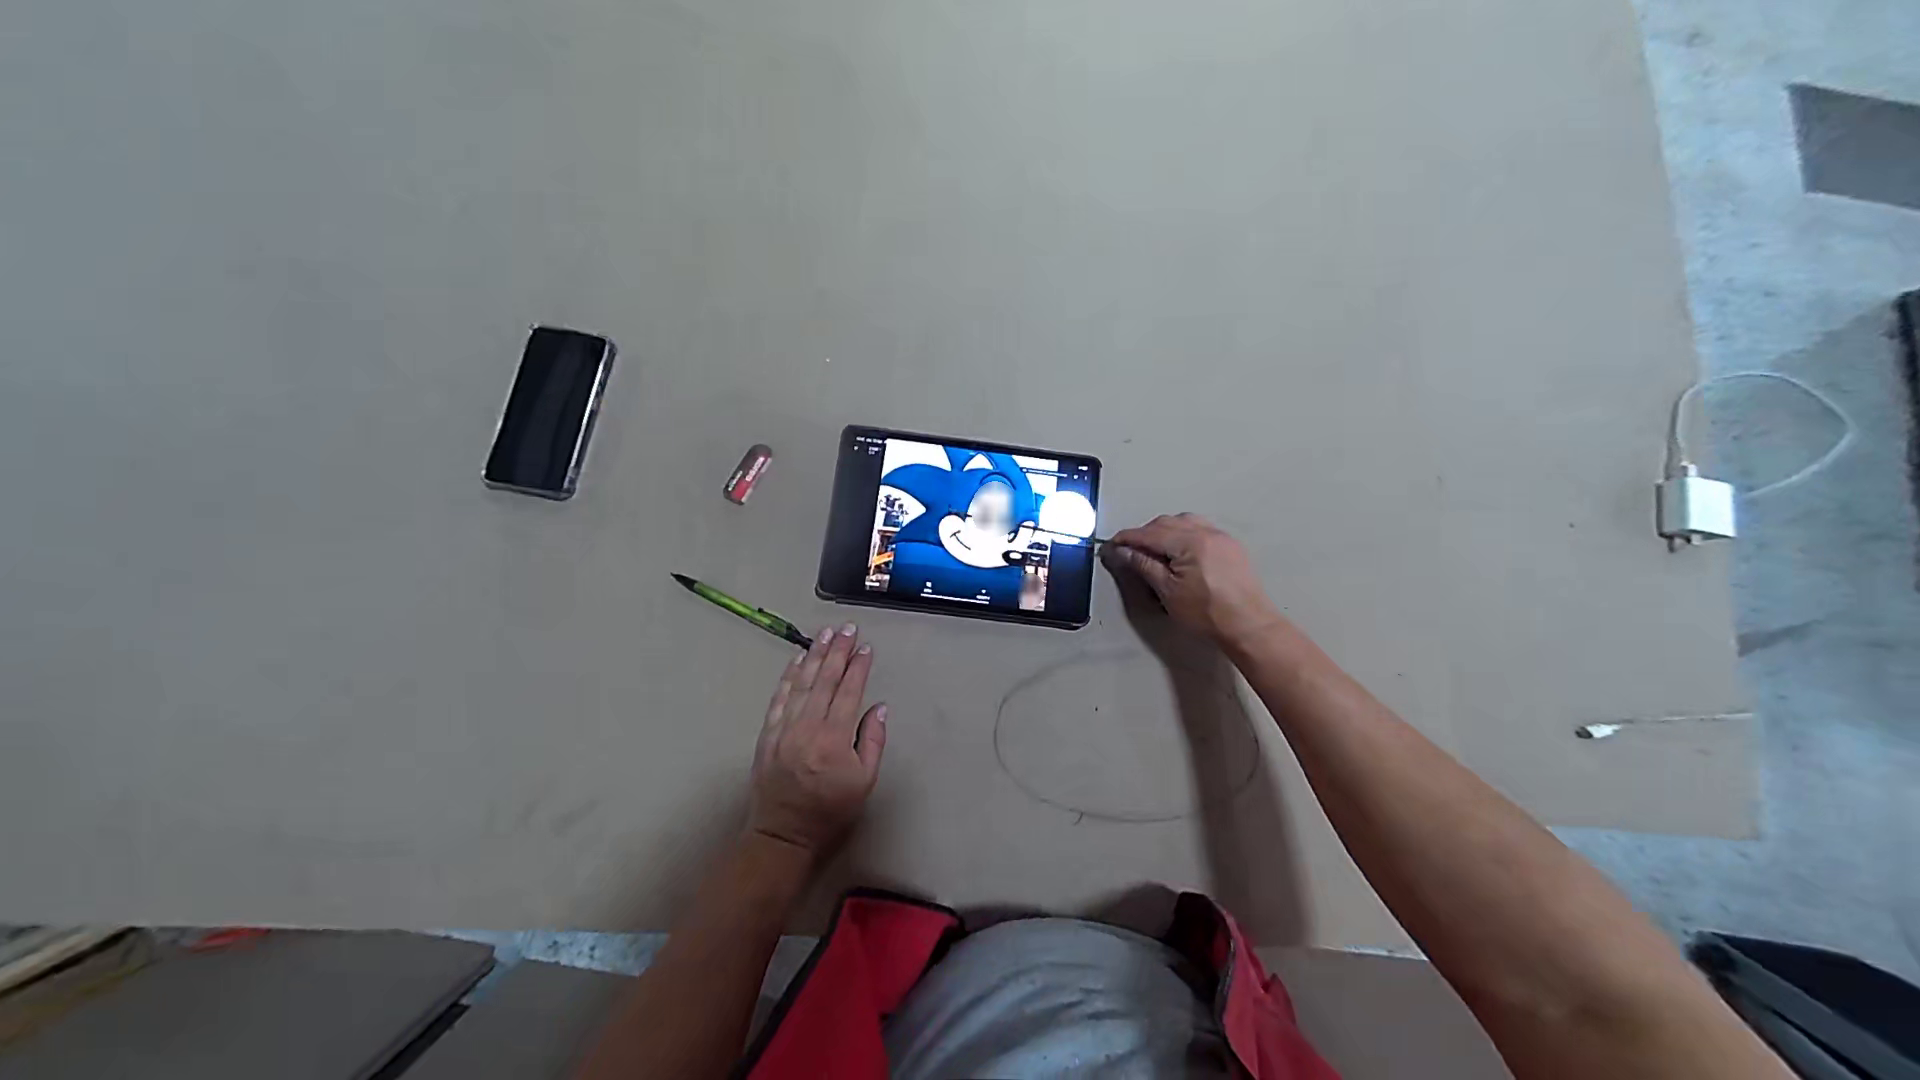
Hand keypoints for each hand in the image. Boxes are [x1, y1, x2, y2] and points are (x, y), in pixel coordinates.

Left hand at [746, 623, 886, 858]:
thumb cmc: (829, 811)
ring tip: (825, 634)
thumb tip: (878, 707)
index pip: (849, 692)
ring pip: (801, 683)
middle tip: (847, 629)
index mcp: (834, 738)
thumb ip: (872, 741)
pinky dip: (788, 676)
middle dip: (838, 651)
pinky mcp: (768, 733)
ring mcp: (784, 728)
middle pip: (825, 680)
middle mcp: (807, 727)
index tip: (866, 648)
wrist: (782, 834)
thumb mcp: (864, 782)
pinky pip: (779, 697)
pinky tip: (797, 659)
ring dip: (815, 655)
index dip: (859, 667)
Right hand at [1102, 513, 1284, 645]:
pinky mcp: (1231, 547)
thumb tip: (1123, 551)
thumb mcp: (1167, 591)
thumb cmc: (1207, 613)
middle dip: (1145, 533)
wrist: (1249, 626)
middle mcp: (1207, 533)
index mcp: (1190, 542)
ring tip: (1154, 550)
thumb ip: (1143, 565)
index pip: (1150, 533)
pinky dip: (1184, 534)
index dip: (1128, 538)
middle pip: (1167, 523)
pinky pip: (1201, 529)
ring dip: (1165, 531)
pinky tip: (1179, 551)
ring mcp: (1222, 538)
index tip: (1112, 544)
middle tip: (1130, 551)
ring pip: (1185, 522)